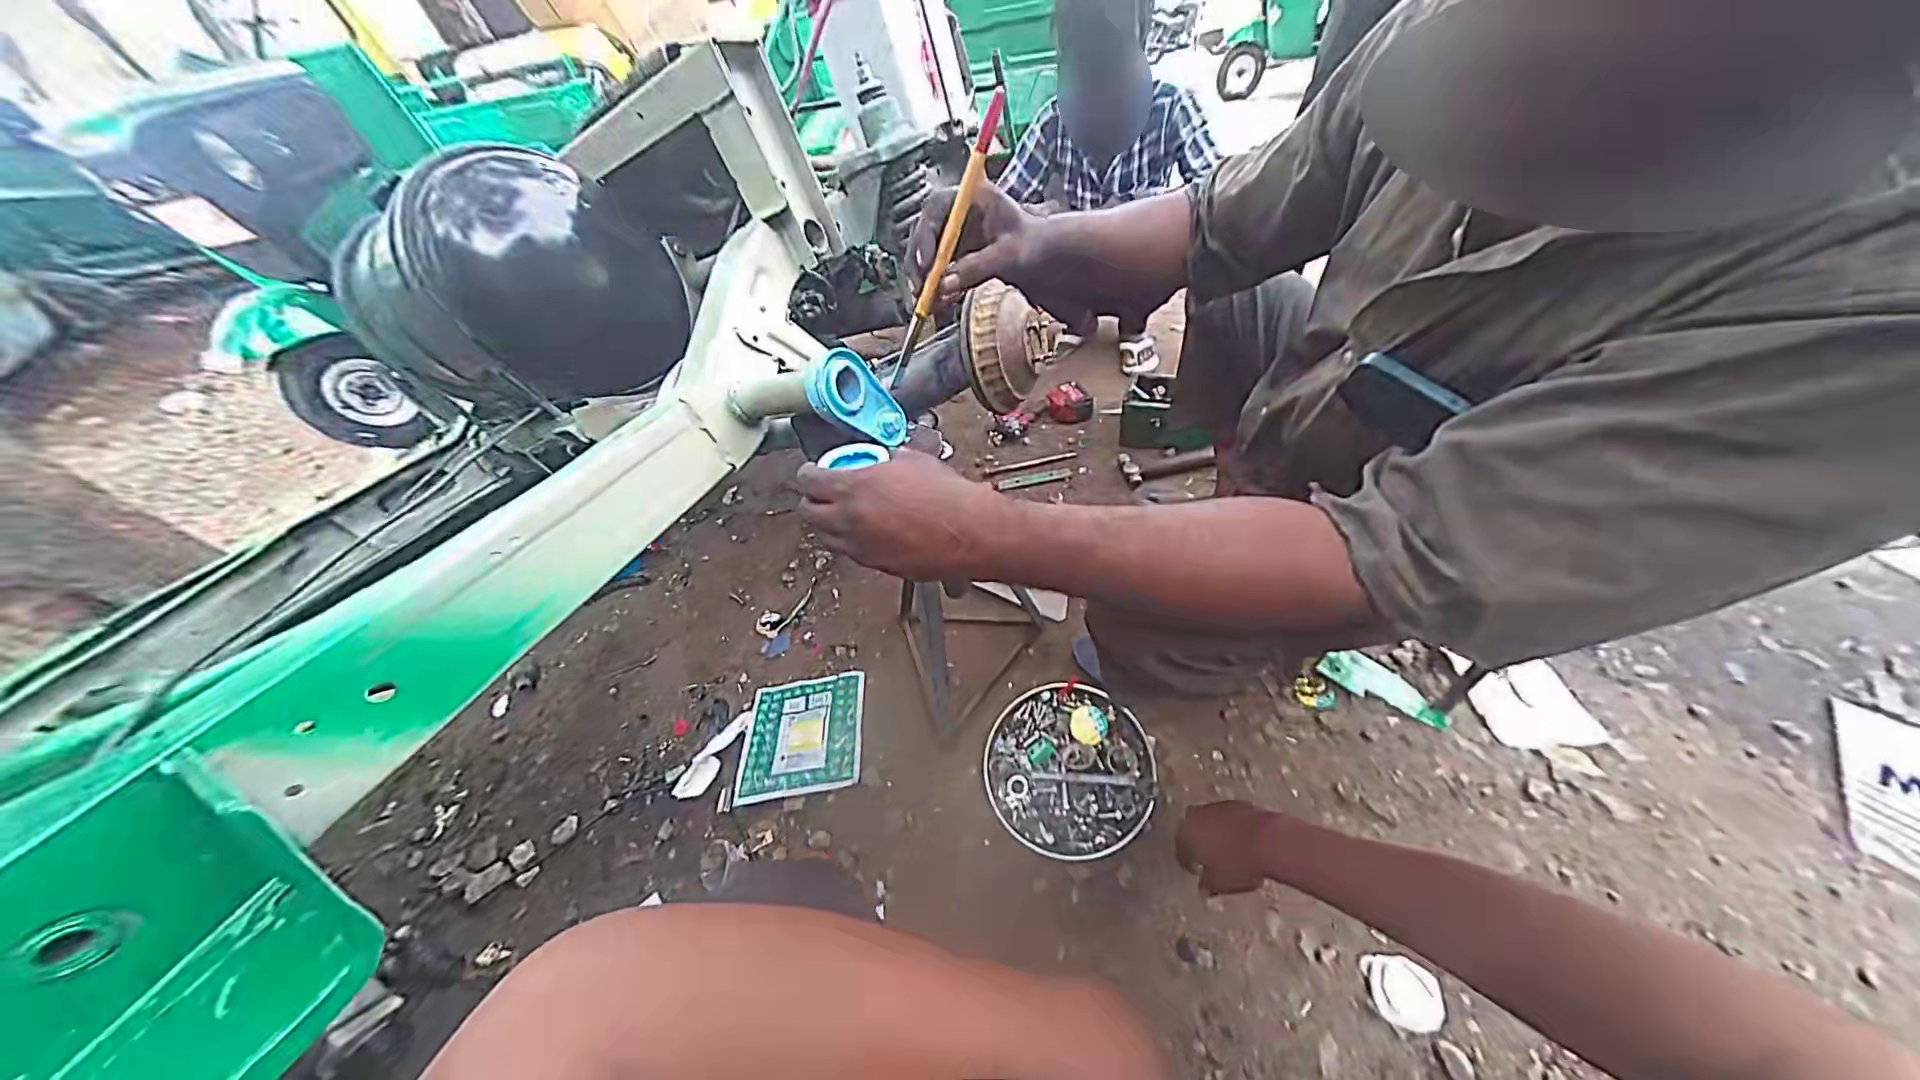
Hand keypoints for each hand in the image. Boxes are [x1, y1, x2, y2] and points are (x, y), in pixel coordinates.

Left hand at [796, 449, 1015, 582]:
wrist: (969, 532)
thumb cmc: (947, 496)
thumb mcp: (913, 460)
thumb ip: (888, 460)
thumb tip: (886, 459)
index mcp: (853, 488)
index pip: (808, 481)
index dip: (808, 474)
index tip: (813, 472)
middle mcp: (849, 520)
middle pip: (809, 513)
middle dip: (813, 501)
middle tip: (825, 493)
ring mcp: (861, 547)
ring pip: (827, 538)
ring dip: (830, 524)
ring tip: (846, 514)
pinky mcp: (877, 565)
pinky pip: (853, 553)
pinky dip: (853, 542)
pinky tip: (870, 532)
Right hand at [908, 183, 1035, 303]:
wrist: (1042, 257)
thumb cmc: (1033, 245)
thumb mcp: (1010, 253)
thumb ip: (978, 266)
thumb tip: (944, 284)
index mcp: (971, 198)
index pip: (936, 209)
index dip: (926, 236)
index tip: (926, 264)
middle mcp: (957, 215)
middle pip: (924, 235)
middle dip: (918, 265)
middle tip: (921, 290)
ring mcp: (953, 237)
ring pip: (926, 258)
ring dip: (924, 282)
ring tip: (927, 304)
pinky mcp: (954, 260)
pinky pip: (936, 274)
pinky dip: (935, 291)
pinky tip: (938, 306)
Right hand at [1176, 801, 1275, 895]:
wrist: (1268, 840)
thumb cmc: (1238, 865)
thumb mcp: (1220, 883)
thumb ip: (1207, 884)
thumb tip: (1203, 887)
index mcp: (1187, 837)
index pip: (1181, 852)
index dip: (1189, 863)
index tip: (1197, 871)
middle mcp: (1196, 817)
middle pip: (1192, 830)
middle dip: (1197, 842)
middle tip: (1209, 856)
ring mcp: (1215, 807)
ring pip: (1208, 820)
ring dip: (1213, 831)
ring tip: (1227, 847)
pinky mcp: (1235, 803)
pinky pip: (1226, 816)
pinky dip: (1229, 826)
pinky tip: (1241, 838)